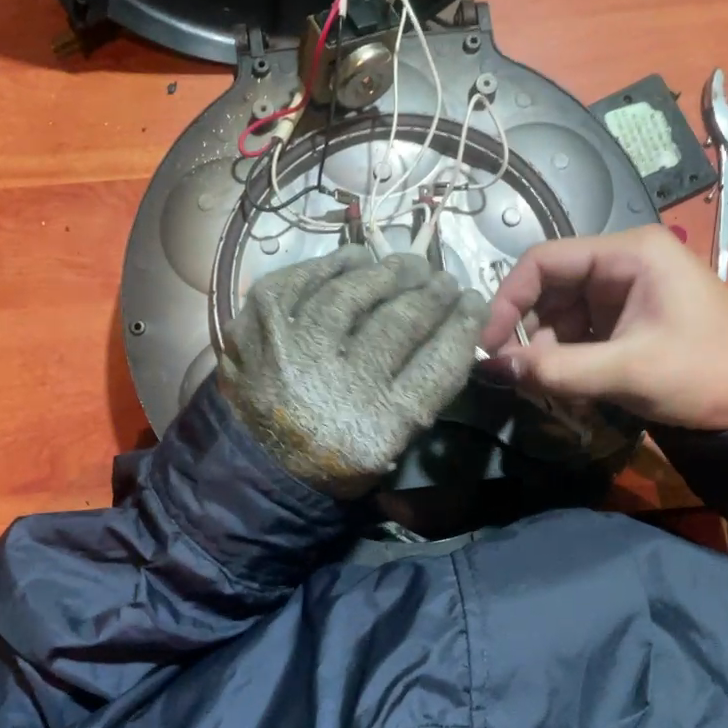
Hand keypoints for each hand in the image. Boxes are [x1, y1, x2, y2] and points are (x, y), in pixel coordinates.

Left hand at [220, 247, 487, 497]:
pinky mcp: (254, 328)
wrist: (253, 466)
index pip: (438, 363)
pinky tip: (357, 261)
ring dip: (389, 272)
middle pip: (401, 322)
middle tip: (443, 282)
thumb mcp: (390, 444)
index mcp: (375, 429)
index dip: (464, 324)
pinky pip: (301, 279)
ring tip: (407, 268)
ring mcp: (288, 352)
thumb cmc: (333, 458)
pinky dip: (334, 265)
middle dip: (433, 294)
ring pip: (352, 292)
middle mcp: (333, 388)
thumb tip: (454, 322)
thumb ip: (423, 390)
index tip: (474, 302)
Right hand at [481, 226, 727, 430]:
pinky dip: (565, 359)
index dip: (508, 300)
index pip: (543, 260)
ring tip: (547, 387)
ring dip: (545, 351)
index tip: (488, 344)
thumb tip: (491, 368)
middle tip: (516, 374)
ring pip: (559, 315)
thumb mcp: (627, 371)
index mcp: (629, 254)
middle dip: (527, 332)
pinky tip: (569, 388)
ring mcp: (625, 293)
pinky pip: (578, 333)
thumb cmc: (705, 374)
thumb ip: (555, 369)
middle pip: (548, 288)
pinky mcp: (628, 321)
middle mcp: (622, 264)